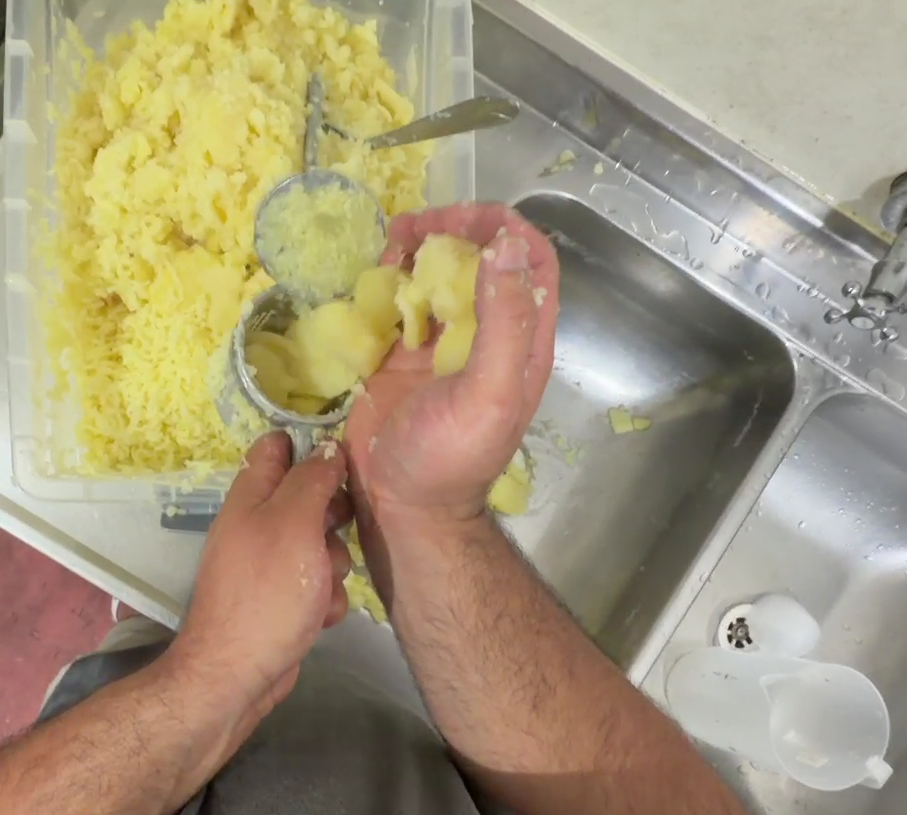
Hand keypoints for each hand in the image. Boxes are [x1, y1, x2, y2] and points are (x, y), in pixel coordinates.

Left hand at [165, 433, 353, 730]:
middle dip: (335, 515)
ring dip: (333, 565)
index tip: (346, 457)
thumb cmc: (266, 594)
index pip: (277, 447)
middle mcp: (257, 525)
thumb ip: (312, 480)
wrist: (238, 674)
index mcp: (251, 497)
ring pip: (321, 545)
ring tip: (323, 587)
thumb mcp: (293, 525)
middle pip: (309, 497)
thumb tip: (329, 448)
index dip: (311, 445)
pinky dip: (324, 598)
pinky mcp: (283, 600)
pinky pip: (317, 584)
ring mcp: (269, 565)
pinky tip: (320, 617)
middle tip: (338, 533)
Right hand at [344, 203, 559, 531]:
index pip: (530, 264)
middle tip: (417, 227)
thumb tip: (506, 246)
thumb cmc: (449, 458)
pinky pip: (401, 305)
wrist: (401, 503)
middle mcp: (485, 336)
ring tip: (392, 243)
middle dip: (455, 231)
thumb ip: (503, 321)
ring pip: (440, 277)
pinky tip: (375, 278)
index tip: (464, 220)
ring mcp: (441, 345)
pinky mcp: (401, 357)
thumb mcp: (487, 393)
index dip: (505, 231)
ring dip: (420, 250)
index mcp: (520, 342)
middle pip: (483, 261)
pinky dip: (390, 283)